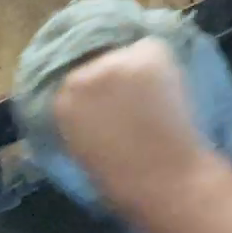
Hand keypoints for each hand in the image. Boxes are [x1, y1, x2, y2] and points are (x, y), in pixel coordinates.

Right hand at [53, 37, 221, 218]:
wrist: (169, 185)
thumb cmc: (127, 185)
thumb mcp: (84, 151)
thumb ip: (80, 120)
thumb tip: (91, 105)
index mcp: (62, 103)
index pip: (72, 80)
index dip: (93, 89)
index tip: (107, 101)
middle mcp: (82, 75)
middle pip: (95, 61)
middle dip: (109, 75)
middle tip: (129, 96)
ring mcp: (114, 62)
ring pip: (124, 51)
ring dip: (134, 66)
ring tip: (150, 91)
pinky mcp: (146, 55)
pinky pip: (151, 48)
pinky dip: (160, 63)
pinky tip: (167, 85)